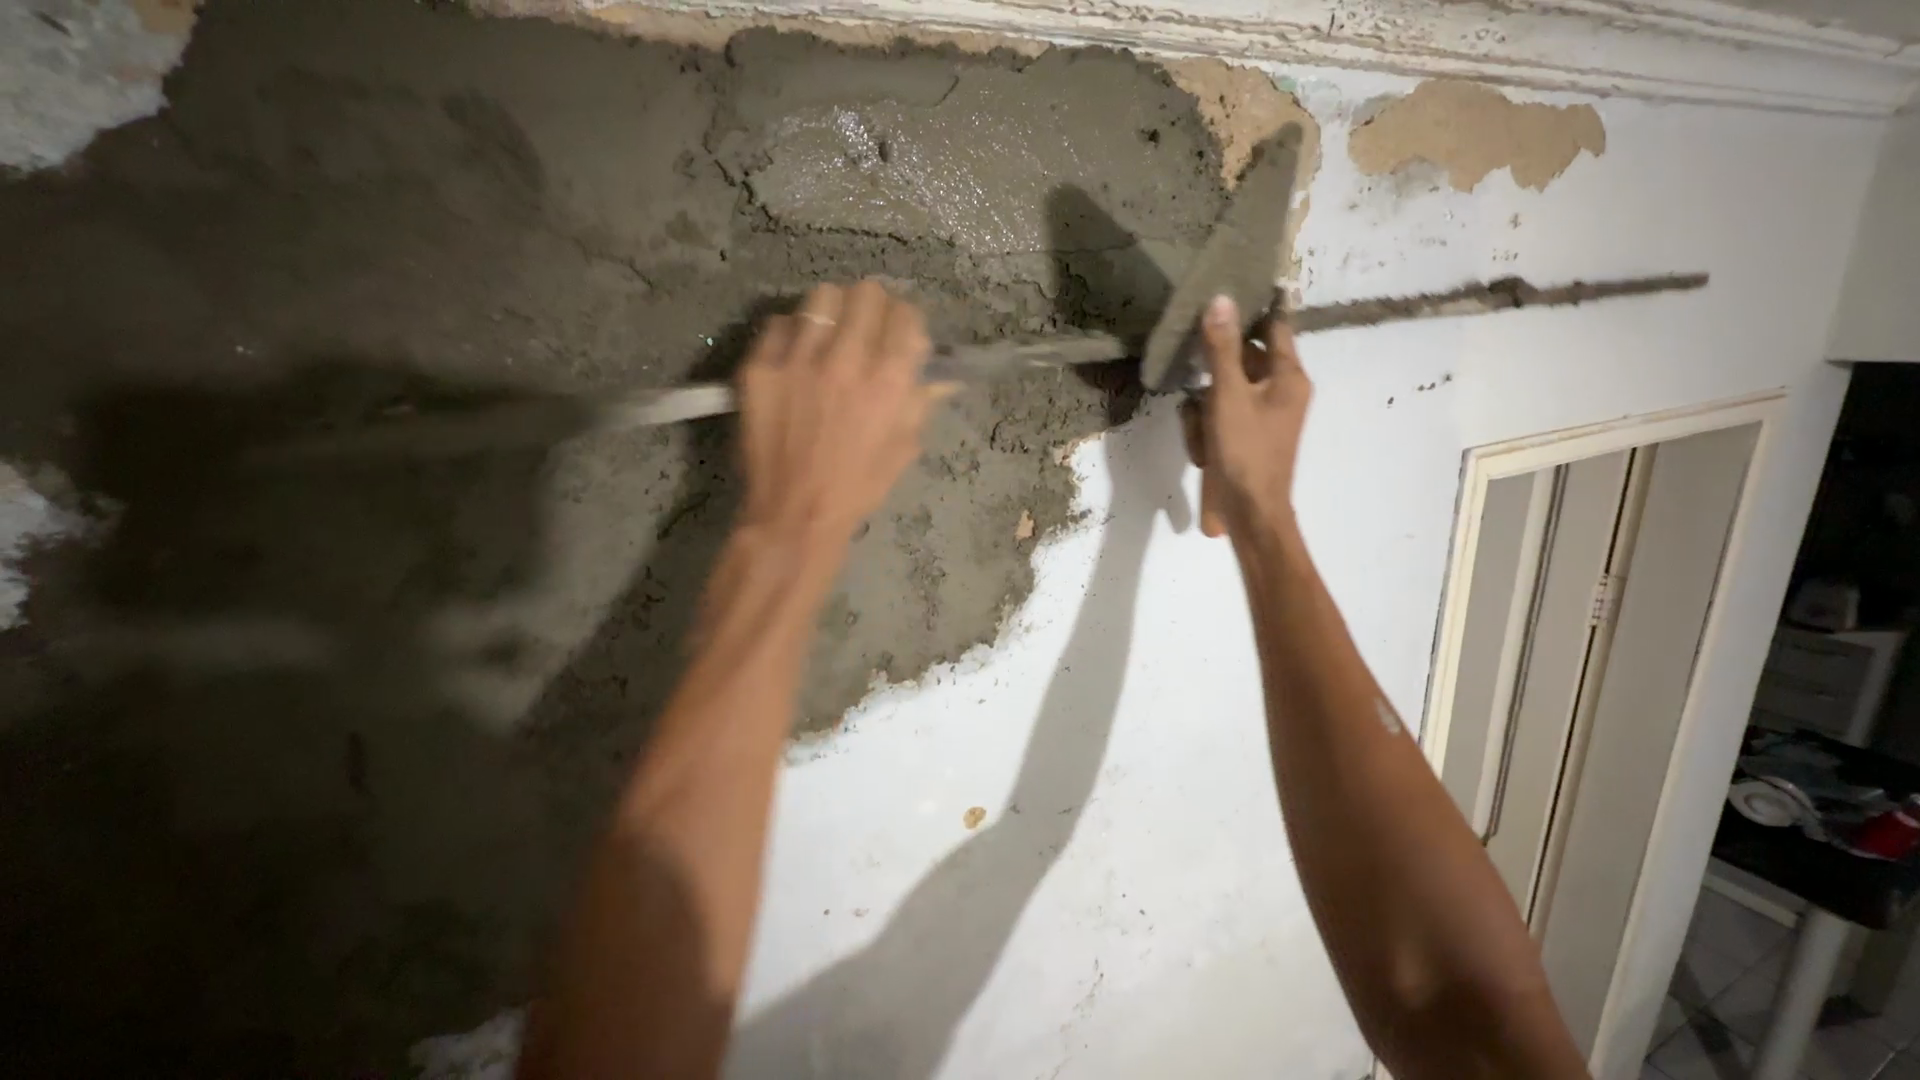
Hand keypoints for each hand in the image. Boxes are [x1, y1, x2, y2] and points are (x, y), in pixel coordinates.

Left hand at [735, 279, 932, 552]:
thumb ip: (920, 401)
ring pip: (822, 297)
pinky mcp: (760, 367)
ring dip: (833, 311)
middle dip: (872, 307)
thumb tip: (941, 374)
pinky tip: (795, 356)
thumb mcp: (904, 446)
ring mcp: (799, 359)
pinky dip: (792, 334)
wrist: (794, 512)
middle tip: (865, 326)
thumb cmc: (857, 486)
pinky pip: (779, 324)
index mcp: (889, 381)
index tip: (899, 333)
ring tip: (828, 333)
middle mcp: (846, 359)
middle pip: (866, 293)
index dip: (906, 320)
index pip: (906, 314)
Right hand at [1181, 294, 1311, 539]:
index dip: (1250, 310)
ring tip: (1202, 434)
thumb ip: (1221, 348)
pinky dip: (1206, 430)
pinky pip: (1220, 418)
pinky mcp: (1245, 437)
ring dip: (1204, 409)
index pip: (1273, 326)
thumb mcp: (1228, 395)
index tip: (1221, 296)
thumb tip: (1220, 298)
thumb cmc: (1245, 451)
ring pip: (1224, 391)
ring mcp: (1263, 416)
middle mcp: (1281, 391)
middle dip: (1212, 373)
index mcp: (1288, 377)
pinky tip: (1202, 451)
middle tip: (1193, 375)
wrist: (1251, 513)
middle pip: (1242, 360)